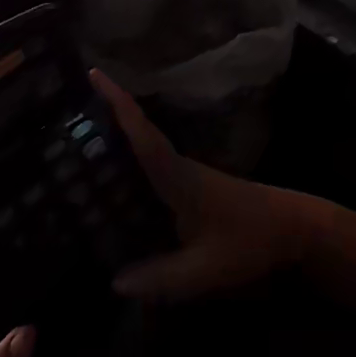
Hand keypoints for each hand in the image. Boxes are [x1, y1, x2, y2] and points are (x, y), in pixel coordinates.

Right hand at [92, 69, 322, 301]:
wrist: (292, 227)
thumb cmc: (250, 240)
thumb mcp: (206, 268)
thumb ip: (162, 278)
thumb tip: (113, 283)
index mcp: (177, 176)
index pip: (142, 134)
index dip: (118, 104)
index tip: (94, 73)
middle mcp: (177, 167)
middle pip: (136, 134)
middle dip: (104, 114)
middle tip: (63, 107)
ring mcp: (184, 175)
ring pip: (142, 149)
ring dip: (114, 138)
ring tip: (72, 140)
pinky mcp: (188, 186)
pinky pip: (149, 168)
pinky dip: (126, 163)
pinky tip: (108, 182)